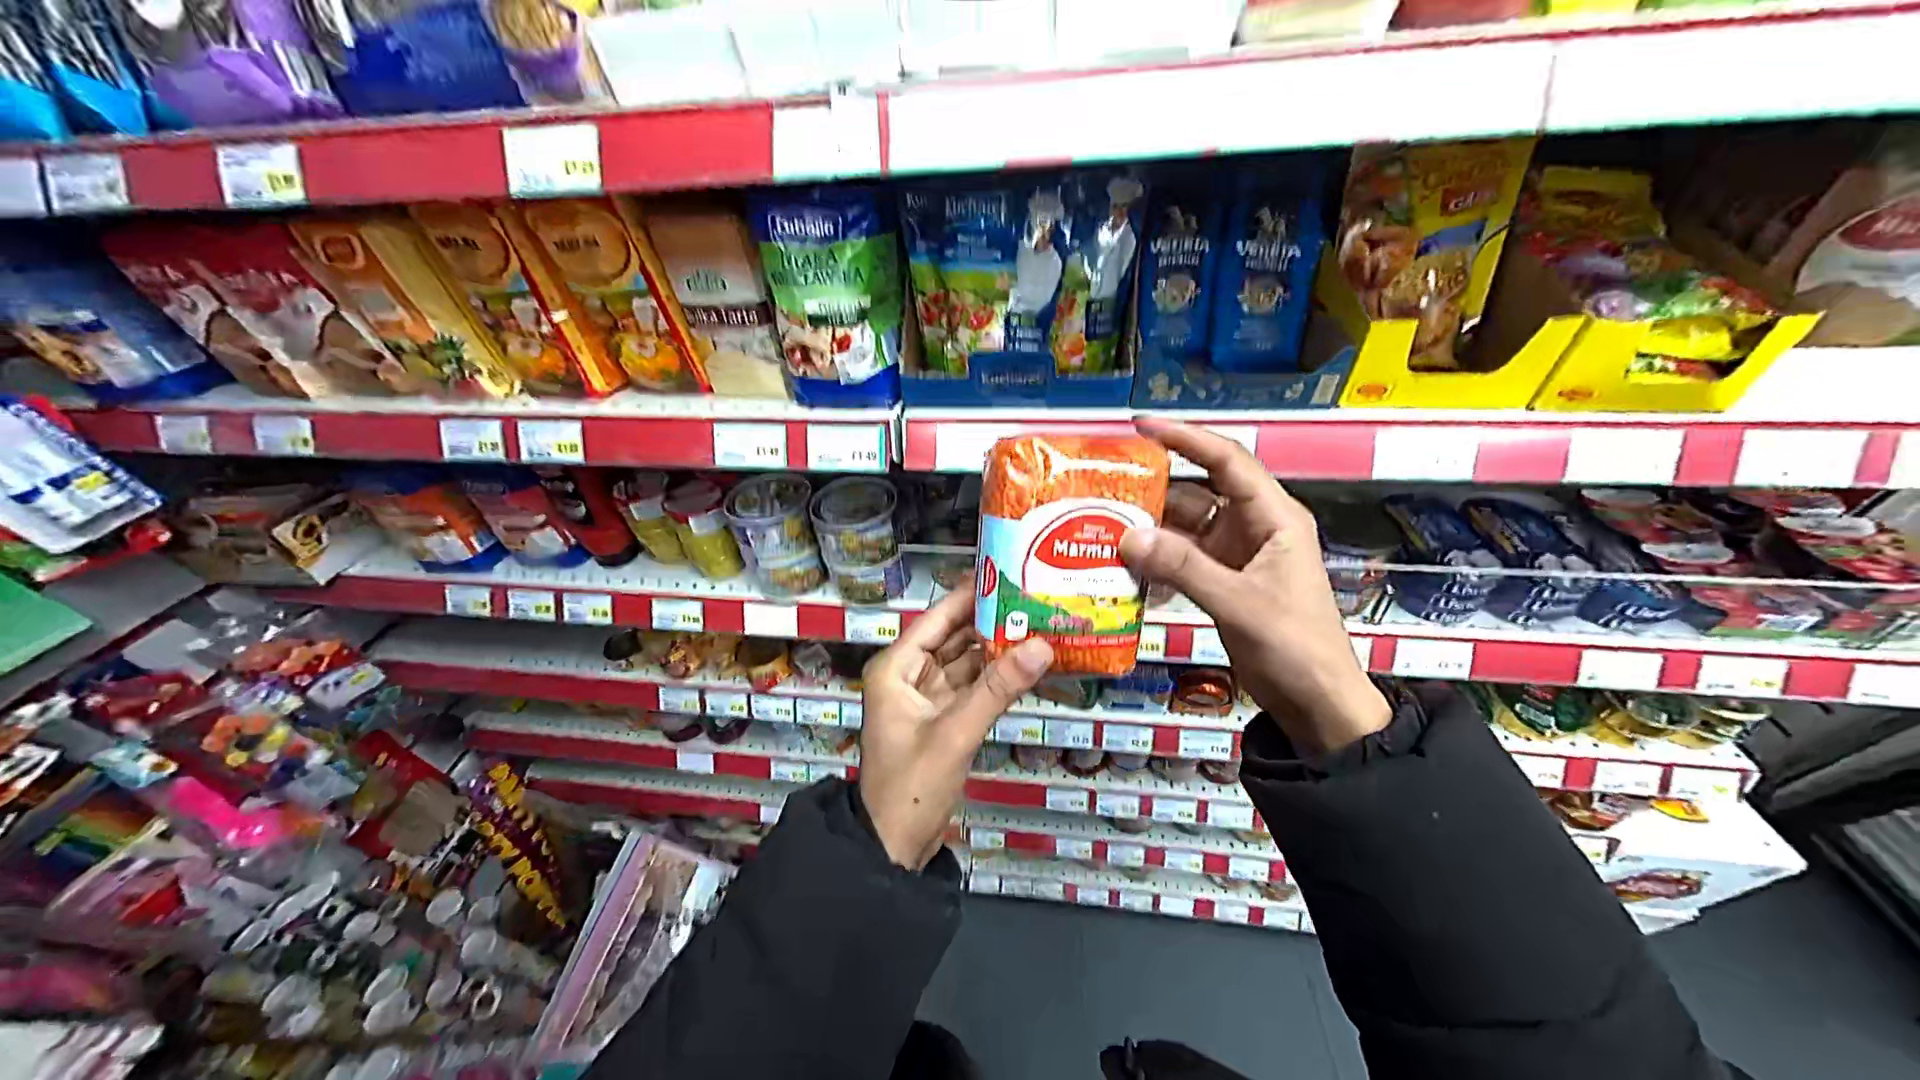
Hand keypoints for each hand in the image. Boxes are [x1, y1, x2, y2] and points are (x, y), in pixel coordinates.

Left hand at [859, 584, 1052, 868]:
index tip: (1009, 572)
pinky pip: (974, 688)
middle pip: (955, 637)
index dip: (970, 595)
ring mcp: (928, 698)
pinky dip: (998, 679)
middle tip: (1036, 598)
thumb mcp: (956, 732)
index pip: (937, 618)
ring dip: (999, 650)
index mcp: (897, 668)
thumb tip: (1042, 646)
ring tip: (1041, 625)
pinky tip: (1029, 666)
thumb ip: (998, 689)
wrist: (894, 847)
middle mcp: (910, 675)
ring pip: (967, 663)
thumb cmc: (912, 785)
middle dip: (992, 621)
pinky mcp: (944, 719)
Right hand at [1121, 417, 1389, 753]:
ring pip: (1186, 526)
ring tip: (1106, 525)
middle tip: (1108, 484)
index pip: (1227, 460)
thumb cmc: (1294, 646)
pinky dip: (1158, 559)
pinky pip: (1183, 558)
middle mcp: (1253, 527)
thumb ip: (1184, 568)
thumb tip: (1128, 537)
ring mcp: (1236, 555)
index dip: (1186, 437)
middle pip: (1199, 491)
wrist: (1316, 702)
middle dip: (1156, 487)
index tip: (1142, 427)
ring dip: (1151, 527)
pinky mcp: (1223, 581)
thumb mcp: (1239, 602)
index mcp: (1274, 518)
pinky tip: (1127, 565)